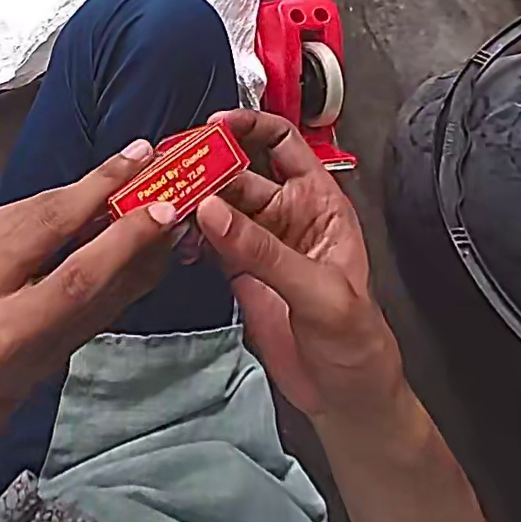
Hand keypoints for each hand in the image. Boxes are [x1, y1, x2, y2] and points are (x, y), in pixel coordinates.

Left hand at [0, 141, 182, 435]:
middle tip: (140, 157)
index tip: (159, 212)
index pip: (74, 278)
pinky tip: (80, 196)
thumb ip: (118, 288)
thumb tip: (160, 238)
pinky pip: (21, 204)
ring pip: (36, 205)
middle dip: (102, 185)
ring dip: (83, 186)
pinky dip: (56, 198)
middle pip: (48, 223)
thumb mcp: (74, 341)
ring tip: (122, 169)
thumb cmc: (18, 368)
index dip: (122, 240)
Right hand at [195, 109, 405, 420]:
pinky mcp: (235, 264)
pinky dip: (188, 231)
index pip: (283, 143)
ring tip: (164, 197)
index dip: (251, 126)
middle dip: (208, 165)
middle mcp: (284, 210)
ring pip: (218, 201)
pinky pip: (207, 235)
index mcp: (318, 201)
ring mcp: (257, 237)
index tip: (217, 124)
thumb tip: (211, 209)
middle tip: (174, 166)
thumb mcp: (318, 292)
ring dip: (192, 198)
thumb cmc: (356, 340)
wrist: (344, 396)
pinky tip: (172, 232)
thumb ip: (263, 250)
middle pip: (239, 171)